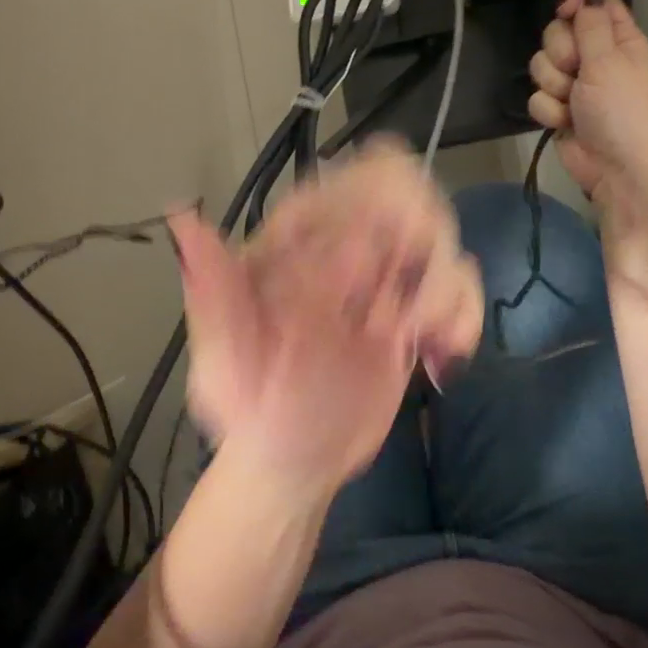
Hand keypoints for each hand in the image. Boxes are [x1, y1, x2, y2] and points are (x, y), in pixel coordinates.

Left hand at [168, 140, 481, 493]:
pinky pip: (463, 286)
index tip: (361, 288)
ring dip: (442, 293)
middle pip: (411, 195)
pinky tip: (437, 361)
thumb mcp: (221, 358)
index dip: (369, 219)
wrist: (290, 462)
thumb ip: (212, 290)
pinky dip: (464, 319)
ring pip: (445, 240)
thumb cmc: (246, 407)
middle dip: (421, 250)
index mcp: (295, 243)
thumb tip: (183, 217)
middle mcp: (343, 247)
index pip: (346, 184)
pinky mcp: (416, 313)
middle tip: (399, 313)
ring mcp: (384, 279)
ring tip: (411, 342)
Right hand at [526, 0, 647, 205]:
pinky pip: (537, 96)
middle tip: (576, 69)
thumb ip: (591, 24)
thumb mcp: (608, 60)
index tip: (565, 12)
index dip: (575, 4)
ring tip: (573, 102)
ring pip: (541, 65)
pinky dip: (549, 110)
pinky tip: (565, 123)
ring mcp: (574, 83)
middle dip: (560, 52)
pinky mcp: (557, 108)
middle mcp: (595, 56)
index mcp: (618, 39)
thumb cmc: (620, 110)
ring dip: (554, 84)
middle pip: (557, 33)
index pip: (593, 4)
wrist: (614, 167)